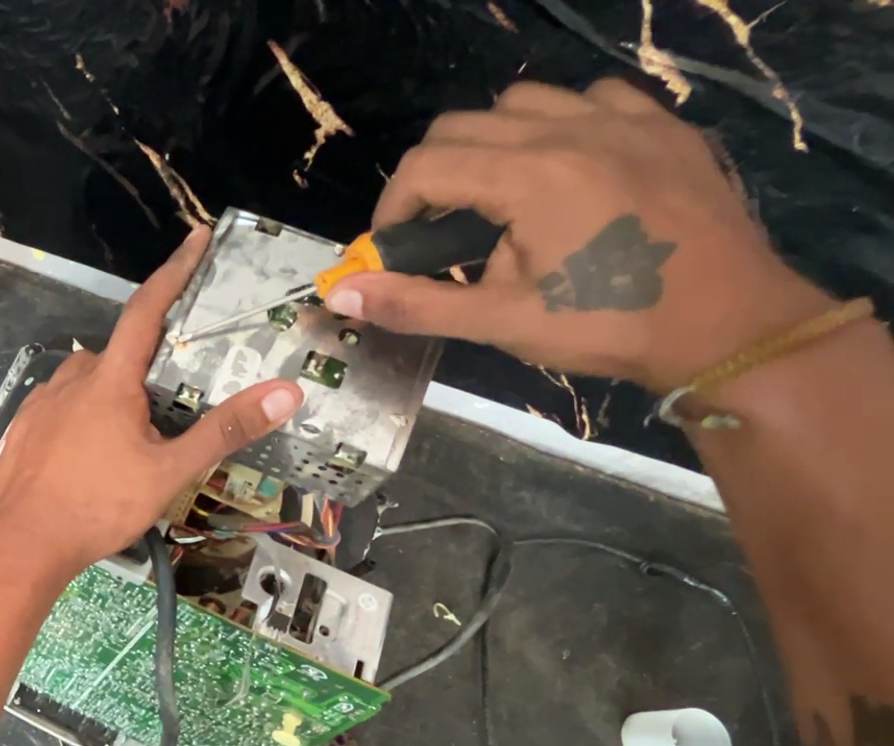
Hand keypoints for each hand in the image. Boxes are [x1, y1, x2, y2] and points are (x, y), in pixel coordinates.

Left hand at [0, 227, 303, 577]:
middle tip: (173, 392)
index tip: (195, 240)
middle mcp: (71, 379)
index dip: (174, 271)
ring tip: (132, 434)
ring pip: (85, 381)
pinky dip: (81, 415)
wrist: (22, 544)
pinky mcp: (21, 428)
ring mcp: (40, 403)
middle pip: (118, 353)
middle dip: (146, 364)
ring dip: (111, 392)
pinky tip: (89, 452)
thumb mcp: (168, 472)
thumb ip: (223, 431)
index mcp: (109, 380)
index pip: (146, 309)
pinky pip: (60, 406)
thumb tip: (285, 392)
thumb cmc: (97, 506)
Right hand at [325, 79, 830, 390]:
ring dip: (486, 144)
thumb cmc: (605, 325)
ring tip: (491, 198)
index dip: (392, 206)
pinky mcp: (661, 127)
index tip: (393, 248)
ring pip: (522, 103)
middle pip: (463, 124)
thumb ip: (413, 303)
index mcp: (530, 178)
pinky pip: (589, 99)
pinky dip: (554, 126)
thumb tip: (340, 294)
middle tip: (433, 229)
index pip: (426, 165)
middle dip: (429, 176)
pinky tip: (557, 171)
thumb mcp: (497, 322)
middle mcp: (572, 132)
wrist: (727, 321)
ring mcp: (624, 122)